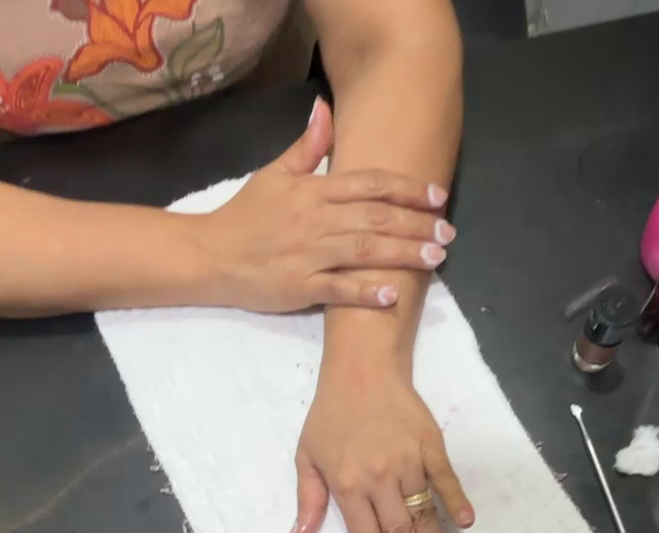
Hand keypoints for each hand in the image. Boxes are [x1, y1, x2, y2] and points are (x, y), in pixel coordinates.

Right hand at [193, 98, 452, 312]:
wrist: (211, 255)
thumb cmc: (246, 217)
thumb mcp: (274, 175)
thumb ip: (307, 148)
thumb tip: (326, 110)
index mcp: (314, 191)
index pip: (369, 184)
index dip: (406, 189)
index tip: (437, 197)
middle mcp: (317, 220)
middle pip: (375, 218)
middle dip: (416, 224)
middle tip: (448, 233)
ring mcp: (309, 255)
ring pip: (364, 250)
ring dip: (403, 253)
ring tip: (434, 258)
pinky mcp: (301, 287)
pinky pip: (339, 290)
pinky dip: (366, 293)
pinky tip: (393, 296)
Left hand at [290, 359, 473, 532]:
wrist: (362, 367)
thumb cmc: (330, 414)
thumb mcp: (306, 456)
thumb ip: (308, 500)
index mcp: (347, 485)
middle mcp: (379, 478)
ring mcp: (408, 461)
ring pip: (424, 514)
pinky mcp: (431, 445)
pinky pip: (446, 479)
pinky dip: (456, 501)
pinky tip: (465, 525)